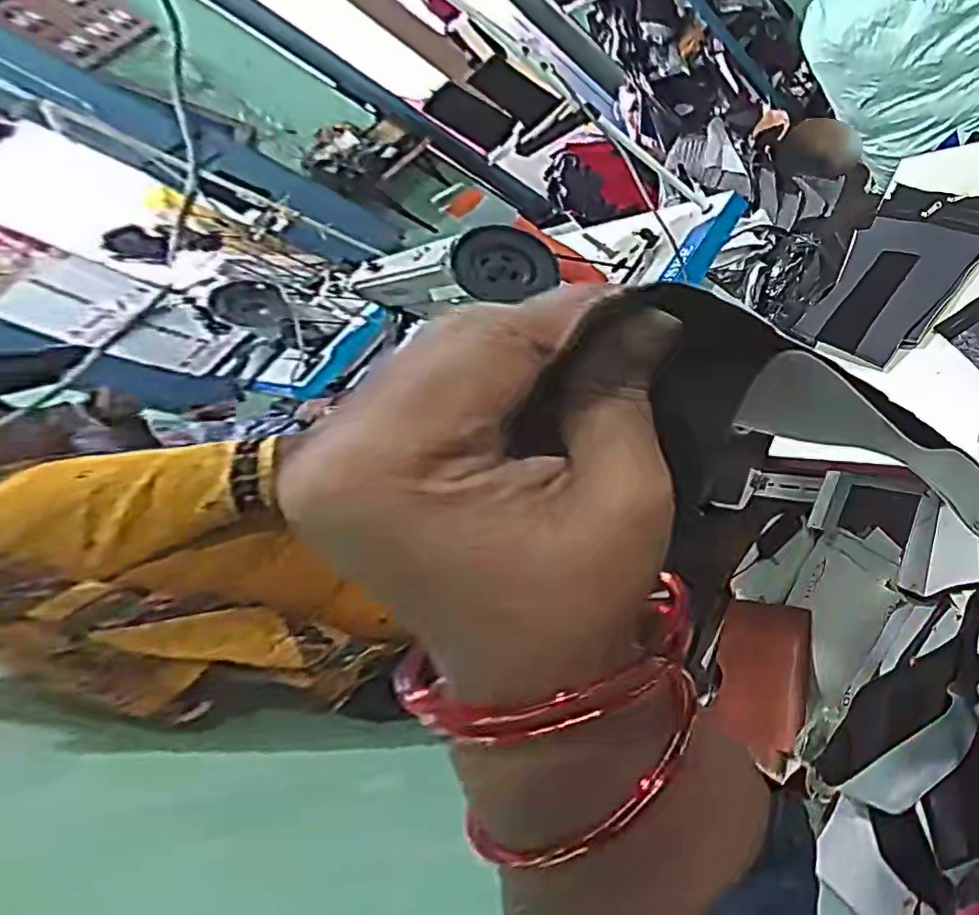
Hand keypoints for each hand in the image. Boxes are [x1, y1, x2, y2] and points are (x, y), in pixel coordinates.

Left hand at [275, 286, 682, 704]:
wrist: (538, 677)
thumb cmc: (582, 598)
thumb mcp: (624, 491)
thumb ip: (621, 391)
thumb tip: (644, 319)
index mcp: (386, 463)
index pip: (488, 341)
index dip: (574, 313)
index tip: (640, 301)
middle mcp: (333, 449)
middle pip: (457, 338)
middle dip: (551, 328)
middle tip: (626, 328)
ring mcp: (337, 454)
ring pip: (448, 351)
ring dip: (530, 346)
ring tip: (598, 352)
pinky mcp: (363, 460)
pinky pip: (441, 383)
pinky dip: (505, 373)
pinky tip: (554, 381)